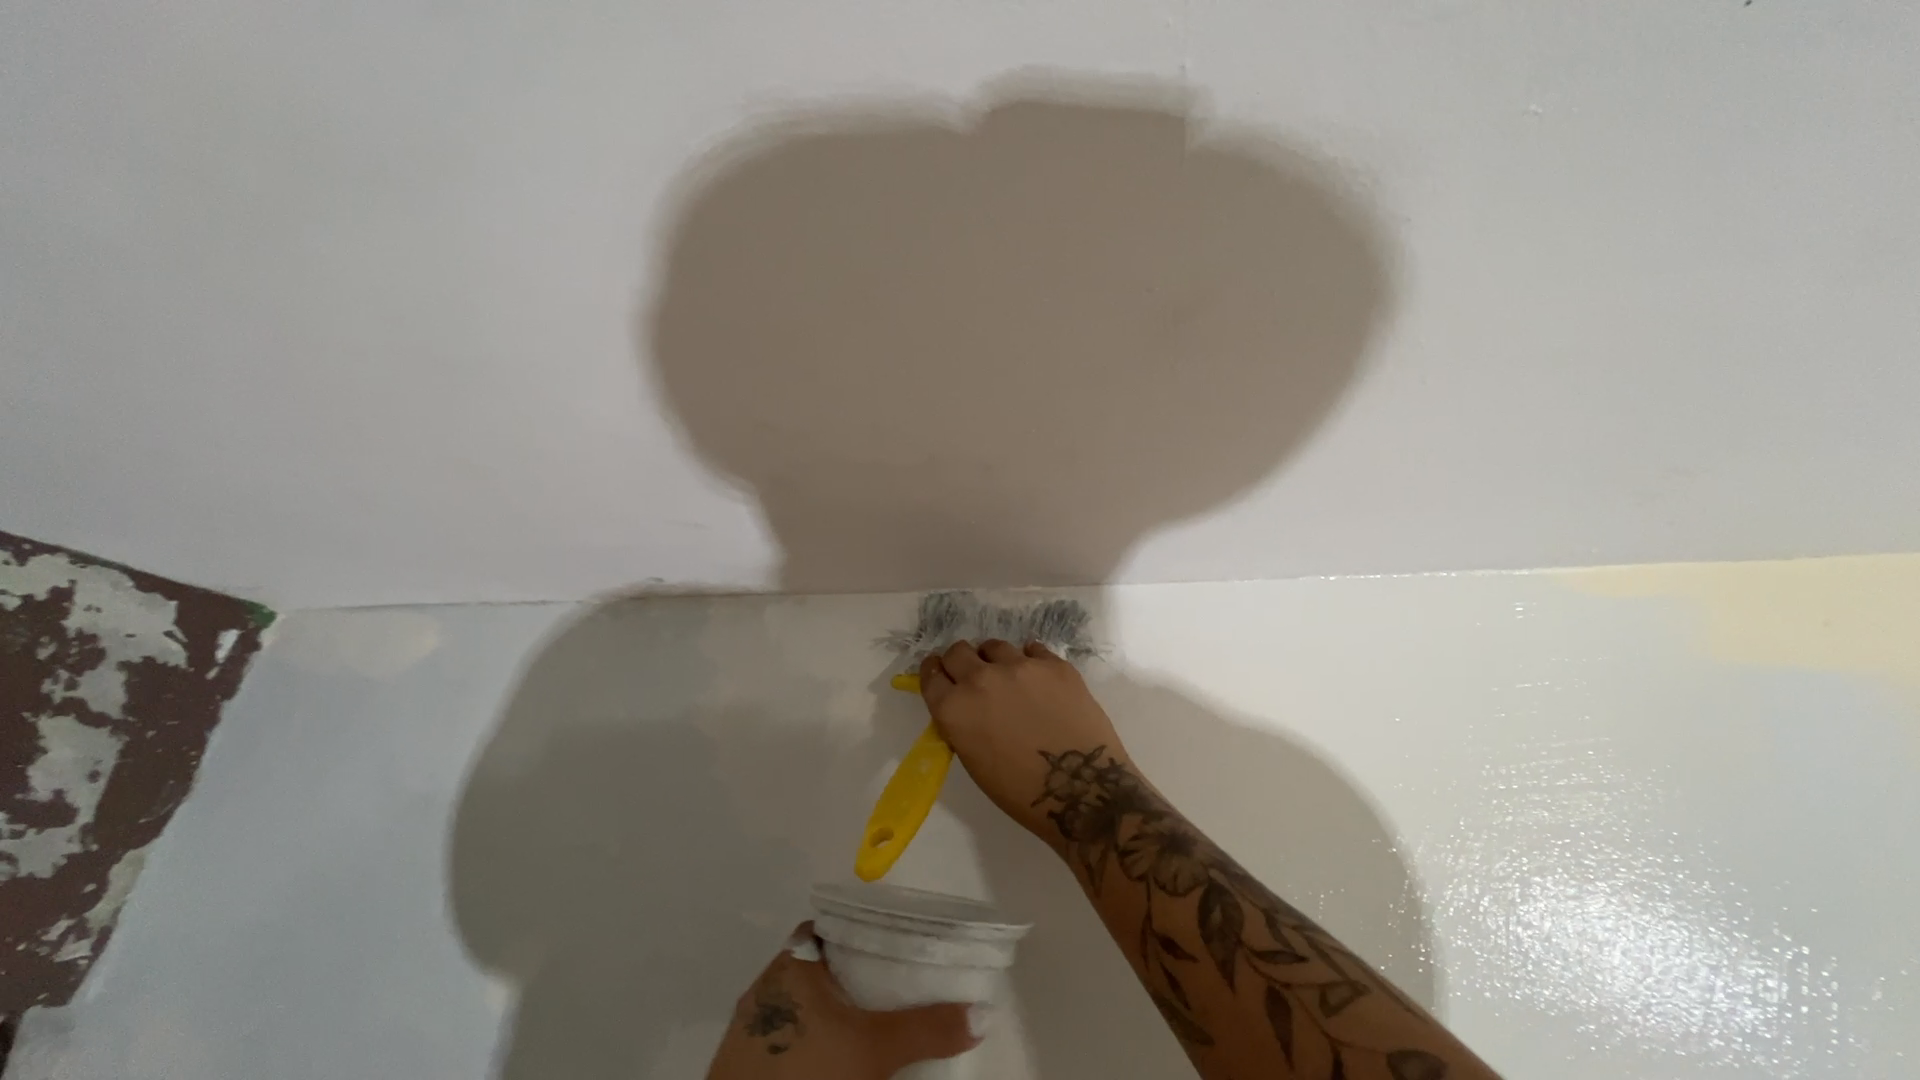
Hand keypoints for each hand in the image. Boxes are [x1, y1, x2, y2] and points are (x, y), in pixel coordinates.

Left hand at [706, 923, 981, 1079]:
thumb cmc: (807, 1069)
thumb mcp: (874, 1049)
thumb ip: (926, 1028)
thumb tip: (983, 1012)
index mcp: (793, 962)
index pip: (831, 927)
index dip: (864, 931)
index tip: (898, 942)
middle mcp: (769, 984)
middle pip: (820, 964)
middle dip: (857, 973)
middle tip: (900, 984)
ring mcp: (754, 1026)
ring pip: (805, 1001)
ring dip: (837, 1007)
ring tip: (880, 1018)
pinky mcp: (748, 1061)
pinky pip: (793, 1032)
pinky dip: (819, 1035)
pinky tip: (845, 1053)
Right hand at [919, 639, 1130, 840]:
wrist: (1082, 787)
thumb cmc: (1021, 791)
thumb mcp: (974, 761)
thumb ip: (962, 725)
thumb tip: (966, 708)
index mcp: (954, 709)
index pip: (931, 675)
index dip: (934, 673)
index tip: (940, 673)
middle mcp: (981, 679)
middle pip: (958, 651)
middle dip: (961, 662)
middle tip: (972, 676)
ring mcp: (1019, 667)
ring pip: (995, 646)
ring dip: (994, 659)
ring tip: (1008, 677)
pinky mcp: (1054, 664)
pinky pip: (1032, 649)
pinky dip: (1029, 661)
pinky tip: (1038, 680)